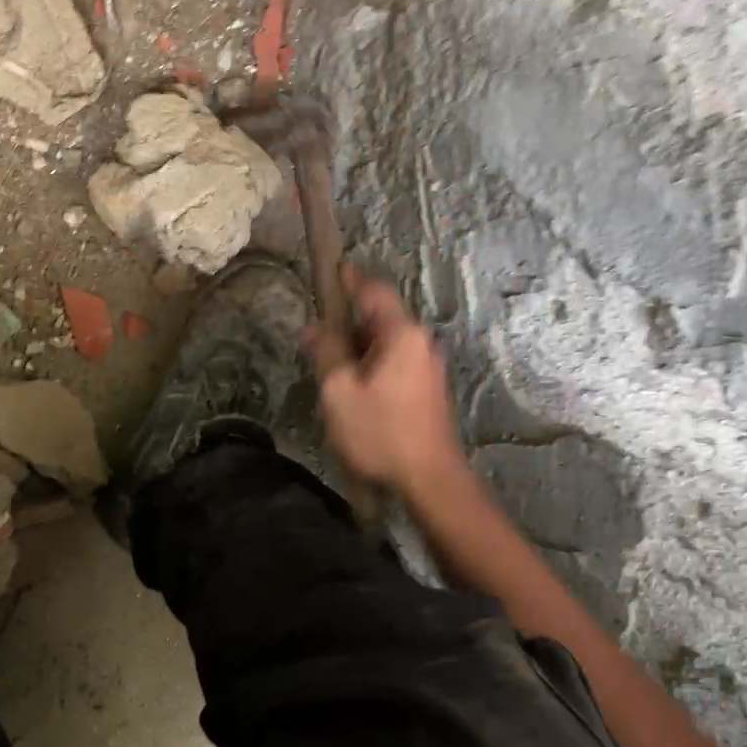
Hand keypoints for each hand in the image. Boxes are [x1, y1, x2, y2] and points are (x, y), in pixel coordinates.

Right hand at [308, 266, 463, 494]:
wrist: (431, 480)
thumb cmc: (381, 431)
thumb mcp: (339, 390)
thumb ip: (326, 351)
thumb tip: (314, 328)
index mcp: (400, 333)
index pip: (372, 290)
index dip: (348, 277)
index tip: (327, 266)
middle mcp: (419, 341)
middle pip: (377, 314)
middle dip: (346, 317)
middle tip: (315, 329)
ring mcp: (425, 365)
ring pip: (383, 339)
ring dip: (355, 343)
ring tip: (326, 358)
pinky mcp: (425, 387)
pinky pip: (392, 359)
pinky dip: (368, 360)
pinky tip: (349, 381)